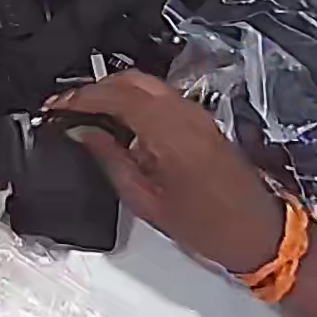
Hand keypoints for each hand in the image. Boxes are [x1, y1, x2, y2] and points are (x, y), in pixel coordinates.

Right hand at [48, 71, 282, 273]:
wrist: (260, 235)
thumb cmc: (207, 226)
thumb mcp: (145, 200)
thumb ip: (110, 159)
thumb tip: (82, 132)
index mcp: (172, 135)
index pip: (117, 97)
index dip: (81, 98)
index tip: (56, 107)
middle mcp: (186, 115)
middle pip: (129, 81)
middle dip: (92, 89)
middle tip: (66, 107)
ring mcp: (195, 113)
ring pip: (143, 83)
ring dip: (110, 91)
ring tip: (86, 111)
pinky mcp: (199, 118)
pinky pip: (157, 94)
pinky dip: (130, 97)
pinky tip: (115, 117)